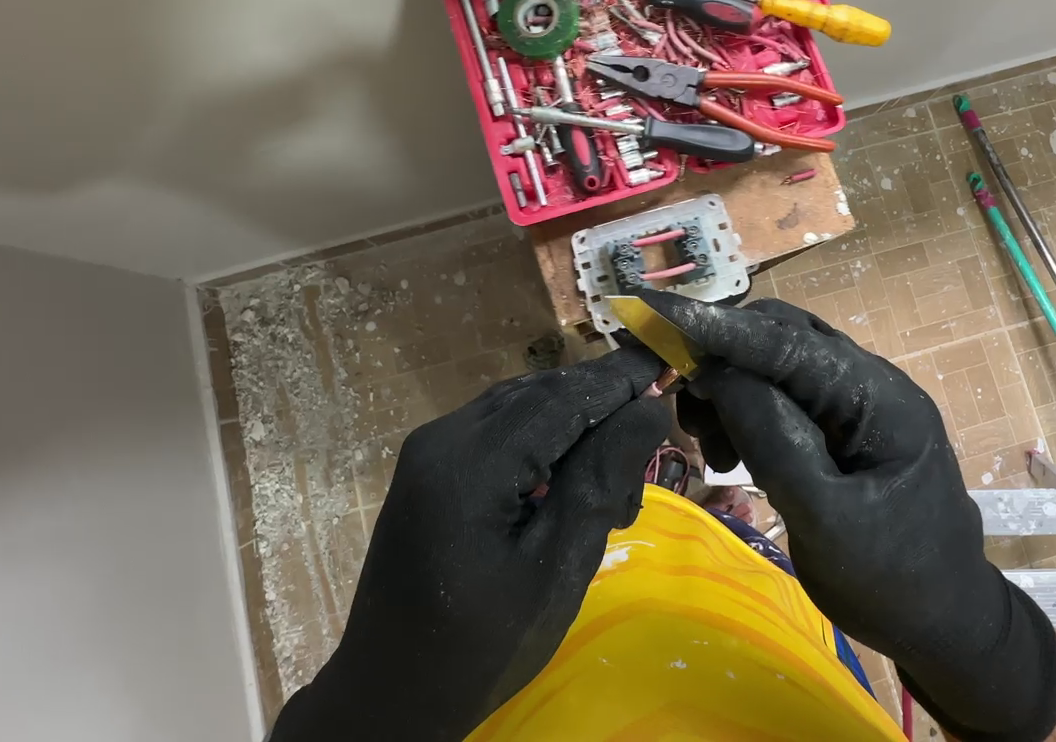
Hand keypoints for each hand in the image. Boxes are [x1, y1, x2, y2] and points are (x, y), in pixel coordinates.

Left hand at [270, 346, 669, 741]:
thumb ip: (601, 477)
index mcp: (470, 462)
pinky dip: (543, 439)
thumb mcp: (556, 566)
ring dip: (575, 422)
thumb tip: (649, 408)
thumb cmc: (482, 644)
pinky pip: (499, 430)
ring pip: (520, 408)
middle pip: (539, 395)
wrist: (389, 692)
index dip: (617, 379)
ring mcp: (432, 448)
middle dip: (600, 403)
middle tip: (653, 427)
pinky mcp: (432, 465)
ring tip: (619, 466)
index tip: (667, 363)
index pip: (561, 398)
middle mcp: (445, 436)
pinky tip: (571, 472)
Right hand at [642, 293, 1055, 741]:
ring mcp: (857, 399)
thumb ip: (772, 439)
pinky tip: (732, 456)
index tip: (657, 309)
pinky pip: (784, 395)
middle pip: (779, 340)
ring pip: (775, 364)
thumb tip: (715, 372)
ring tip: (711, 447)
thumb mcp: (823, 518)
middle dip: (721, 360)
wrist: (944, 621)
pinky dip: (746, 414)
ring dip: (731, 391)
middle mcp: (868, 380)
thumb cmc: (889, 579)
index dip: (717, 327)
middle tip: (682, 403)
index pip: (786, 344)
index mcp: (878, 397)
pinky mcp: (843, 421)